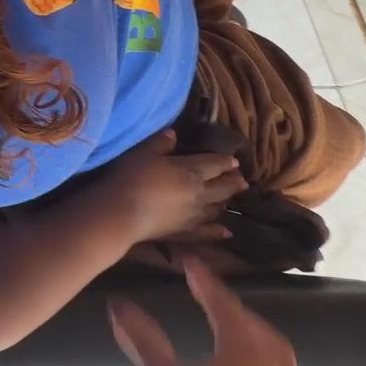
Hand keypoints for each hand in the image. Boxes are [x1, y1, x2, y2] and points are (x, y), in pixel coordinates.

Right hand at [101, 130, 245, 243]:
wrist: (123, 212)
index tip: (234, 160)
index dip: (225, 161)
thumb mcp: (142, 153)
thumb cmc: (130, 176)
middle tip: (241, 179)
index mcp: (190, 171)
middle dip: (233, 182)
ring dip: (225, 201)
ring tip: (229, 198)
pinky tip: (226, 231)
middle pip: (223, 187)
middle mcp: (200, 194)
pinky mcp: (187, 232)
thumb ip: (160, 143)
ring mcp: (196, 215)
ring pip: (218, 207)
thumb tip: (174, 133)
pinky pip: (208, 231)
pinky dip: (219, 230)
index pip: (214, 164)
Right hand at [111, 256, 306, 365]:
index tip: (189, 262)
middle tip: (211, 299)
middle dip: (238, 312)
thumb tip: (118, 303)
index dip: (206, 282)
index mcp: (246, 356)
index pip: (225, 306)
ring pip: (281, 365)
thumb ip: (144, 340)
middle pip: (264, 334)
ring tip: (230, 339)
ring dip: (257, 343)